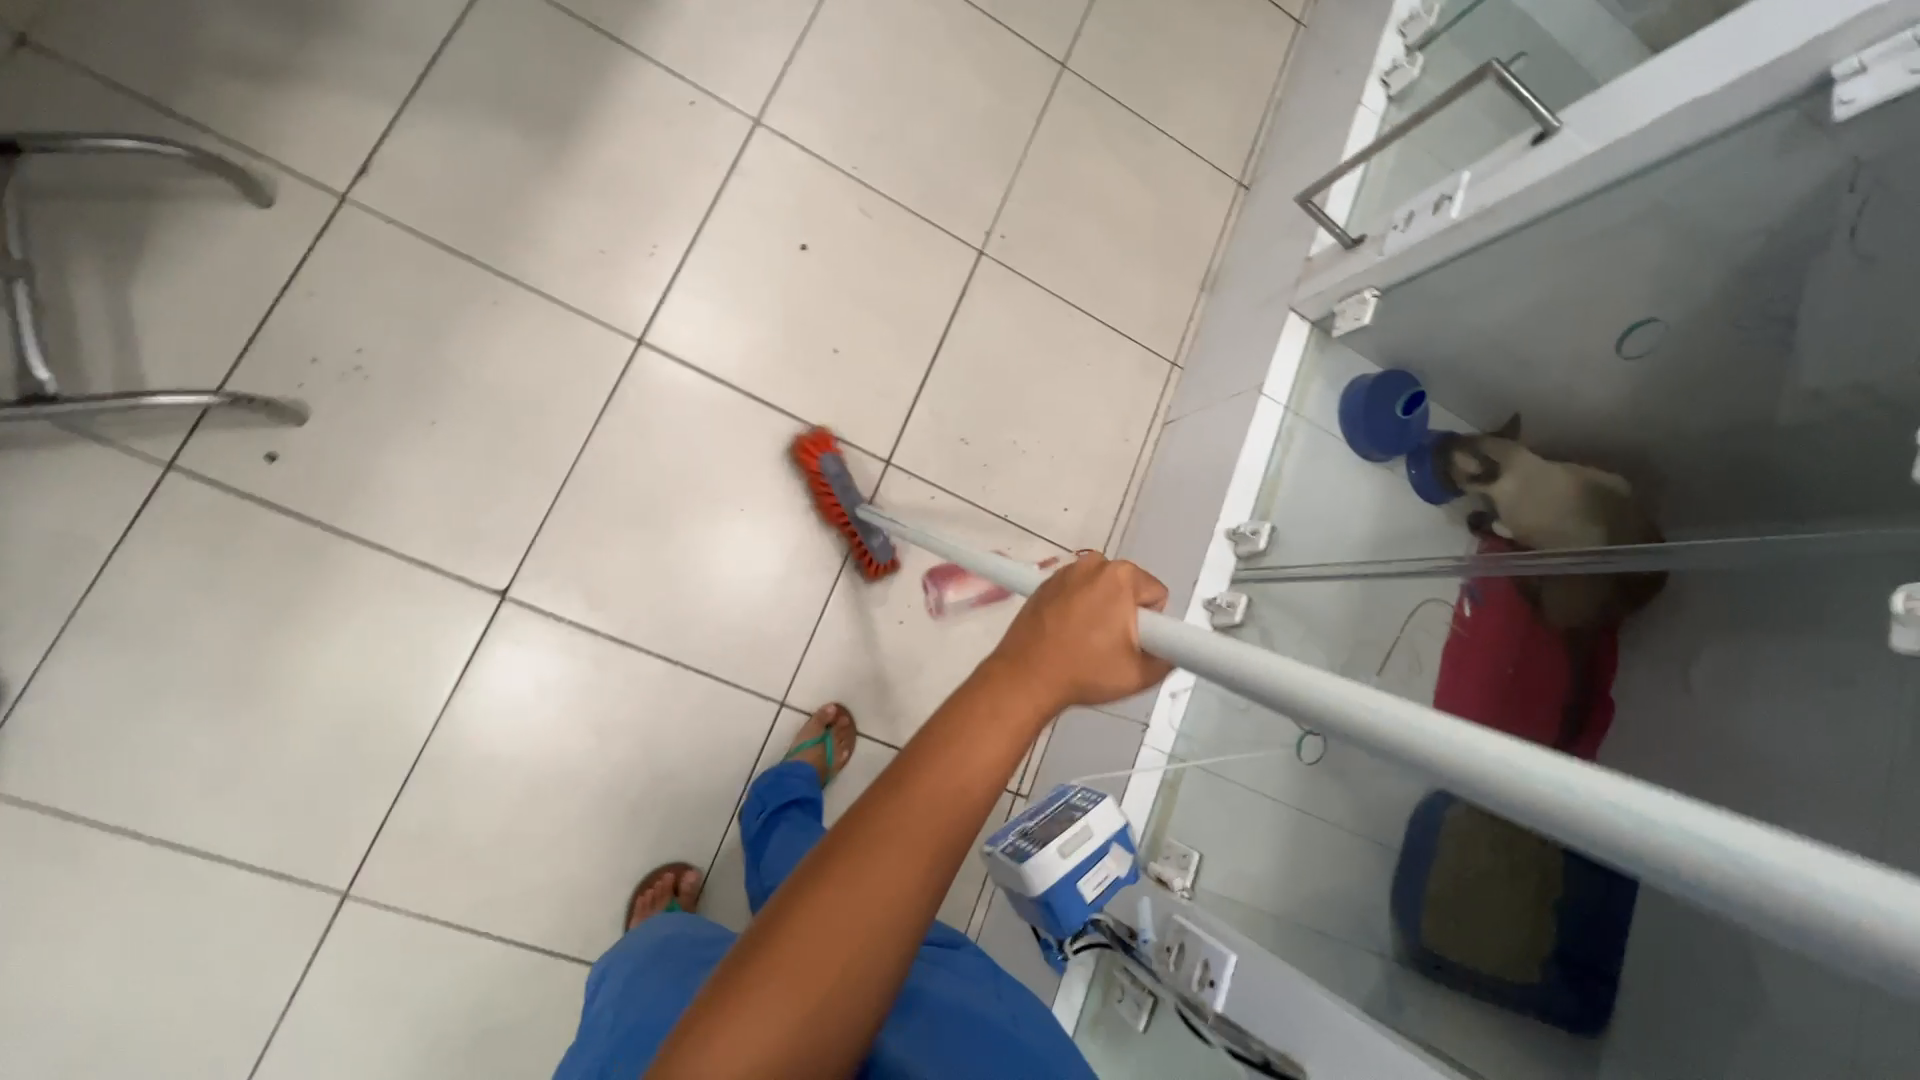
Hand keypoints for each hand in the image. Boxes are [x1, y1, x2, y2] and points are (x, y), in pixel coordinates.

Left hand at [985, 552, 1173, 712]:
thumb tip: (1173, 652)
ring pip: (1100, 589)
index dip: (1151, 624)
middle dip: (1125, 614)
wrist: (1025, 677)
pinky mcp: (1044, 584)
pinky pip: (1075, 592)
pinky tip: (1068, 635)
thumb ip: (1170, 659)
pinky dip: (1077, 608)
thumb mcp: (1141, 674)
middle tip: (1109, 647)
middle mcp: (1093, 565)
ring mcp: (1065, 572)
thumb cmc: (1083, 672)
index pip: (1156, 594)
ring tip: (1087, 643)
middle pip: (1127, 588)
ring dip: (1100, 609)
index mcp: (1121, 577)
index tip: (1132, 643)